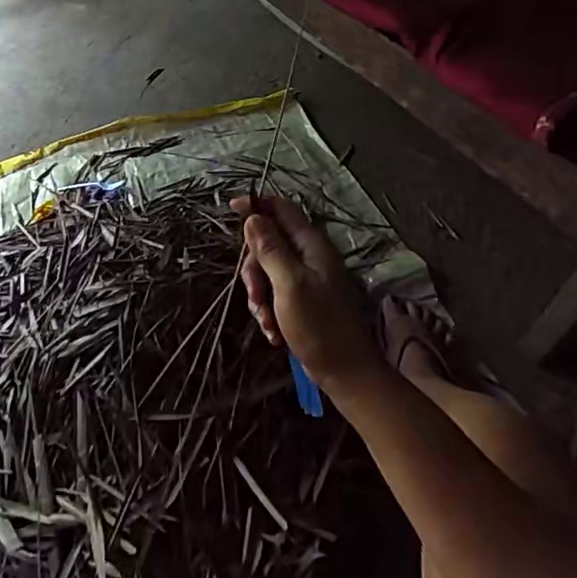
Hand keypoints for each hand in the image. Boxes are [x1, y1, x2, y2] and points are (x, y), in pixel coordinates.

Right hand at [230, 194, 381, 391]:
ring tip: (267, 321)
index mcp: (311, 245)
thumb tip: (253, 217)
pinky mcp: (303, 299)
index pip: (282, 209)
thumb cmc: (319, 325)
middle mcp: (310, 256)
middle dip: (254, 269)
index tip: (232, 207)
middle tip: (256, 295)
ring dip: (260, 296)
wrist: (344, 371)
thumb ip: (271, 249)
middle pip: (269, 243)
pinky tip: (274, 332)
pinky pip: (275, 293)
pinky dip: (270, 310)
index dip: (257, 206)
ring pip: (268, 270)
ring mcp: (307, 278)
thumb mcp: (289, 283)